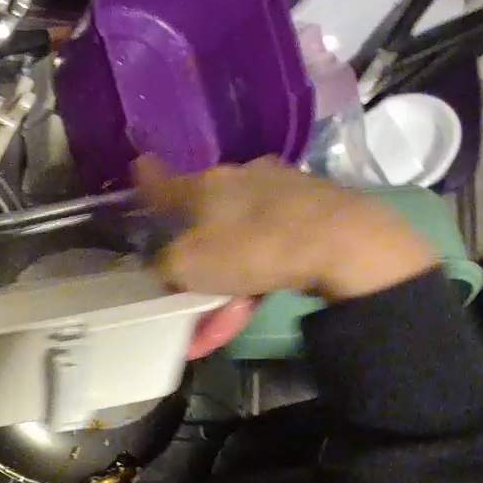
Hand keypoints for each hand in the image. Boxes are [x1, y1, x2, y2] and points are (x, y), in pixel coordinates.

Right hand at [135, 156, 438, 302]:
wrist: (345, 244)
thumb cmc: (252, 248)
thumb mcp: (185, 266)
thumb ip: (162, 266)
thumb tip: (162, 266)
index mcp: (205, 185)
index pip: (164, 184)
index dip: (147, 180)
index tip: (137, 165)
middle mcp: (240, 178)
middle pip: (203, 218)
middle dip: (192, 256)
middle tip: (182, 288)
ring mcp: (280, 190)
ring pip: (236, 239)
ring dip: (223, 278)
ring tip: (220, 317)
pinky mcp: (312, 208)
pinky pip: (267, 247)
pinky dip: (253, 275)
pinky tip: (251, 302)